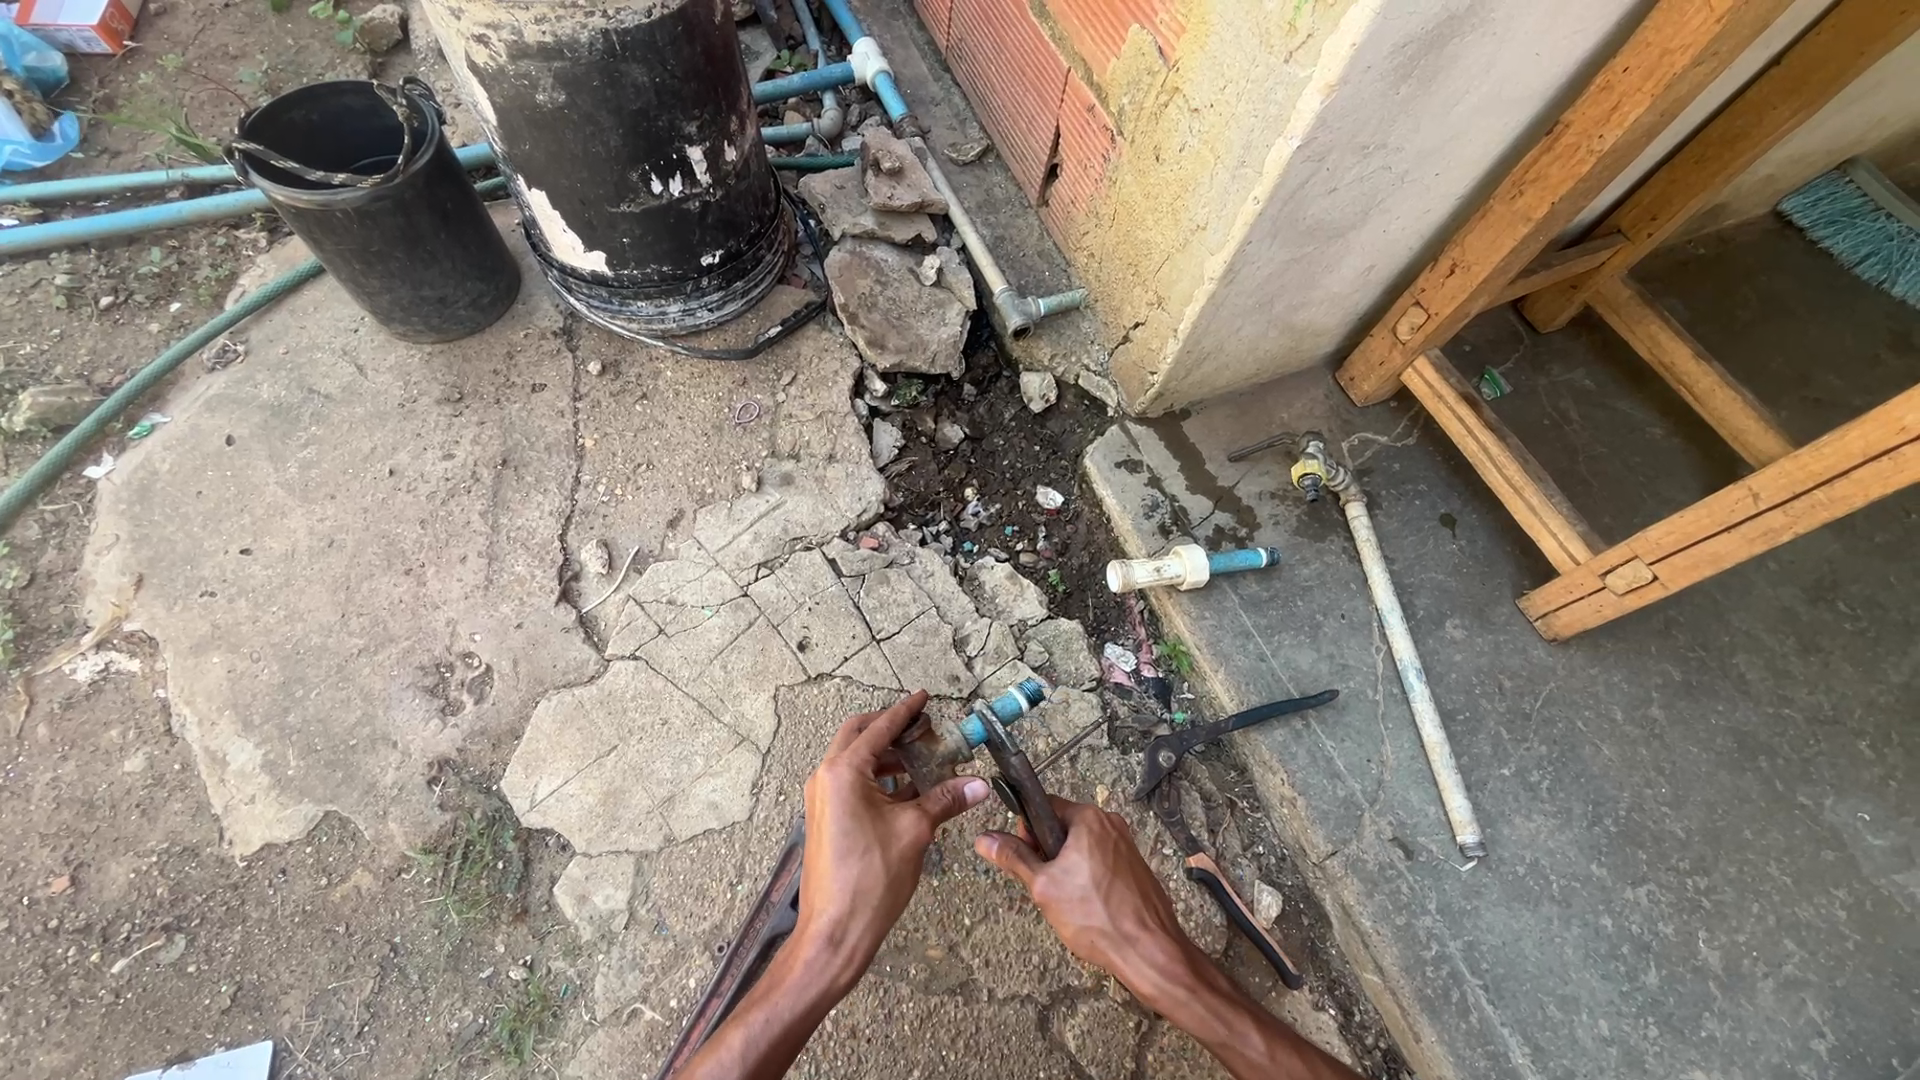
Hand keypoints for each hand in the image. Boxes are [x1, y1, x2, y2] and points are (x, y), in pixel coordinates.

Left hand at [793, 690, 990, 986]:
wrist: (834, 933)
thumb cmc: (871, 880)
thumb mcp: (915, 832)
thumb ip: (946, 800)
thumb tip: (979, 785)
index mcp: (843, 771)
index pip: (878, 727)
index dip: (905, 711)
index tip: (924, 697)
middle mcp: (825, 778)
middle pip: (858, 735)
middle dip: (890, 727)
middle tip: (922, 727)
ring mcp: (821, 799)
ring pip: (854, 760)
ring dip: (885, 755)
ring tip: (921, 759)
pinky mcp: (825, 819)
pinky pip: (851, 784)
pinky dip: (877, 778)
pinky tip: (906, 791)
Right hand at [973, 796, 1196, 994]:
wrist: (1149, 951)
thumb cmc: (1096, 916)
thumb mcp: (1043, 885)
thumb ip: (1014, 857)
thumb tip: (985, 839)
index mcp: (1088, 818)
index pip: (1045, 805)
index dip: (1028, 831)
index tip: (1028, 858)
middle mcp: (1111, 823)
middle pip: (1064, 826)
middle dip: (1049, 853)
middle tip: (1047, 885)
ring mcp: (1127, 845)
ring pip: (1082, 847)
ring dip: (1068, 867)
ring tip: (1069, 900)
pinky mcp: (1136, 867)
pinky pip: (1101, 862)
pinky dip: (1089, 878)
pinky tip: (1089, 906)